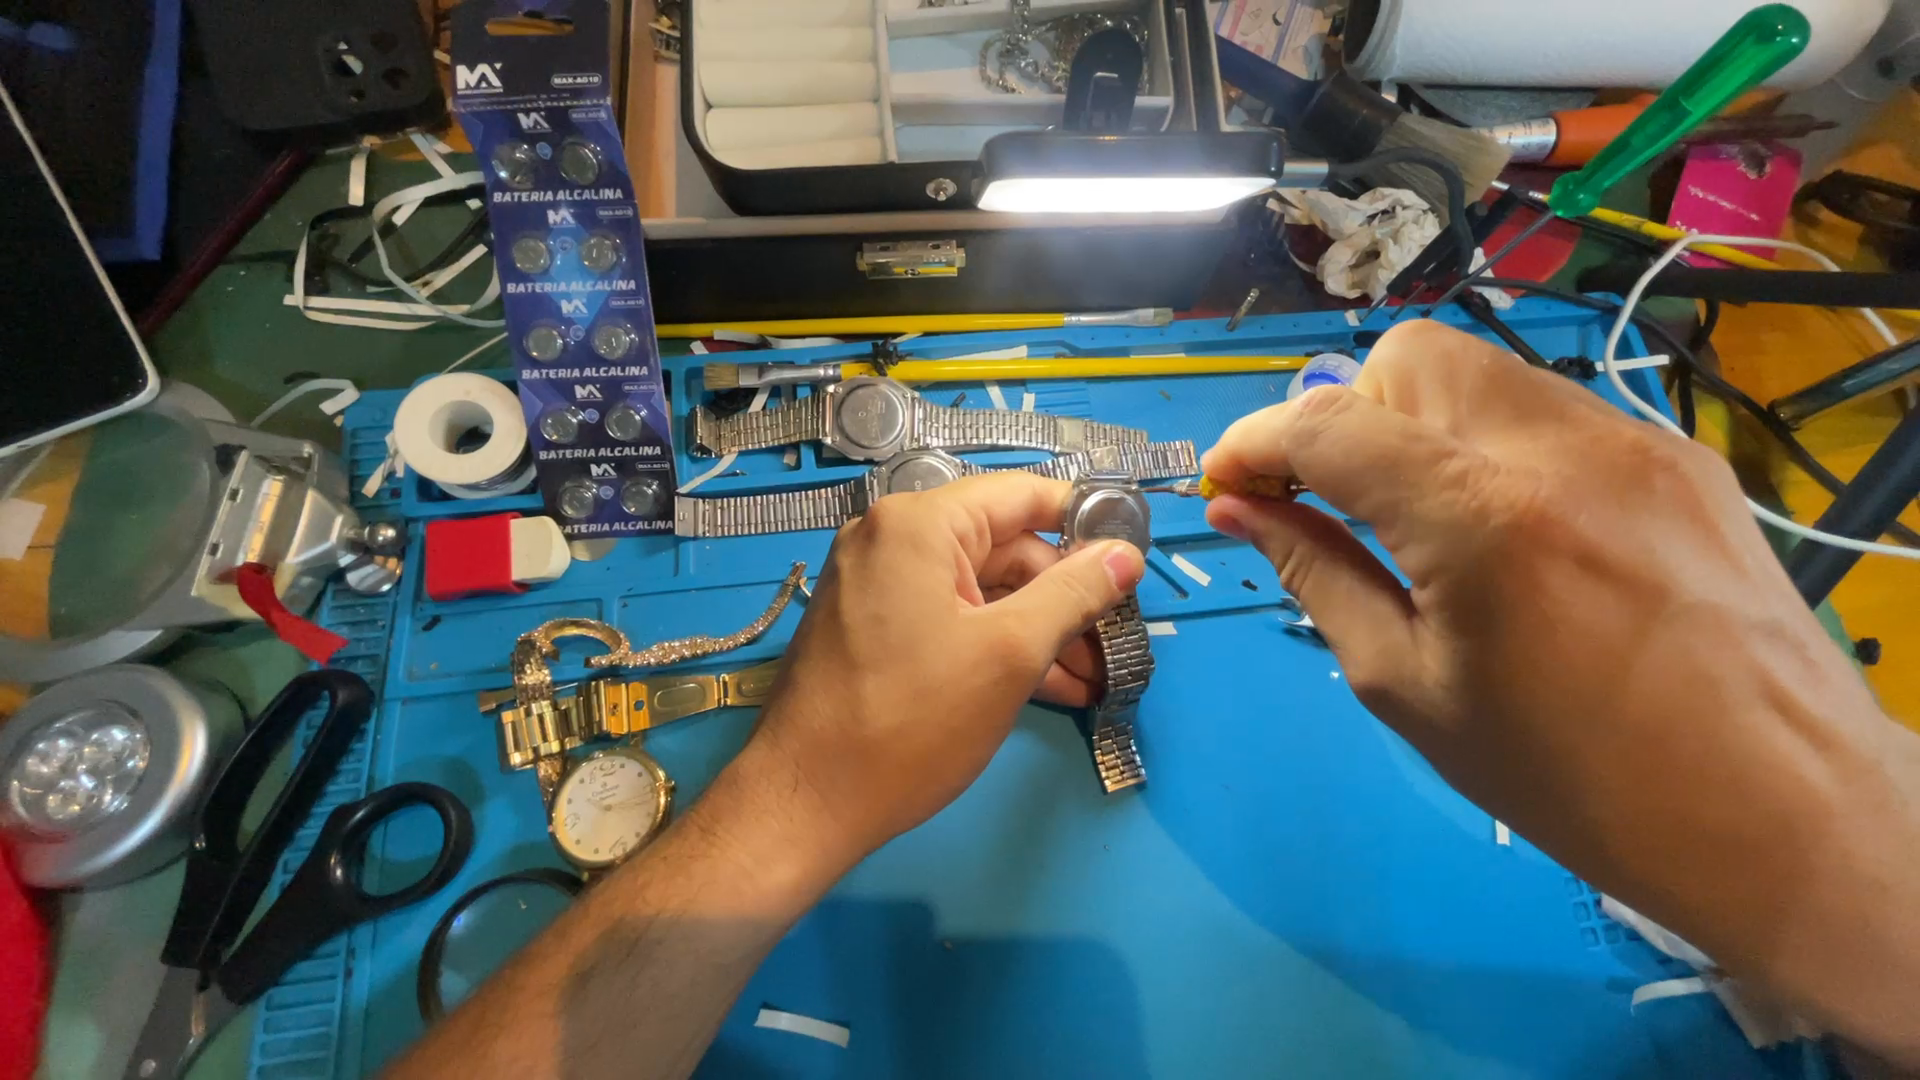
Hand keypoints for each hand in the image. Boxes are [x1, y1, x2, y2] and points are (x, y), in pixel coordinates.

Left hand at [723, 472, 1144, 865]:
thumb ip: (1074, 594)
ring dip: (1037, 631)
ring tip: (1092, 680)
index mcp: (919, 523)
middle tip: (1115, 647)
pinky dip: (995, 645)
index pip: (1022, 496)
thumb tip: (1126, 554)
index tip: (1132, 561)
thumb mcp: (1009, 654)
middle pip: (1004, 548)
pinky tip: (1046, 686)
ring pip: (981, 590)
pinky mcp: (875, 625)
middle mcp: (892, 538)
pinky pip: (951, 617)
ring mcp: (878, 583)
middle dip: (1064, 600)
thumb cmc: (911, 724)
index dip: (1084, 524)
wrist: (804, 805)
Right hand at [1203, 320, 1919, 1060]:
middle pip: (1402, 358)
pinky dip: (1470, 438)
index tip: (1225, 483)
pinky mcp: (1671, 454)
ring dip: (1401, 421)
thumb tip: (1235, 510)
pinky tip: (1481, 518)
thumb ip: (1312, 571)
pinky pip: (1534, 406)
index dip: (1253, 443)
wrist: (1789, 824)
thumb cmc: (1563, 775)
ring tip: (1394, 508)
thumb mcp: (1400, 680)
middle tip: (1319, 495)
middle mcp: (1556, 447)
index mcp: (1477, 518)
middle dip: (1335, 414)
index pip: (1326, 425)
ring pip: (1470, 371)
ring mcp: (1628, 440)